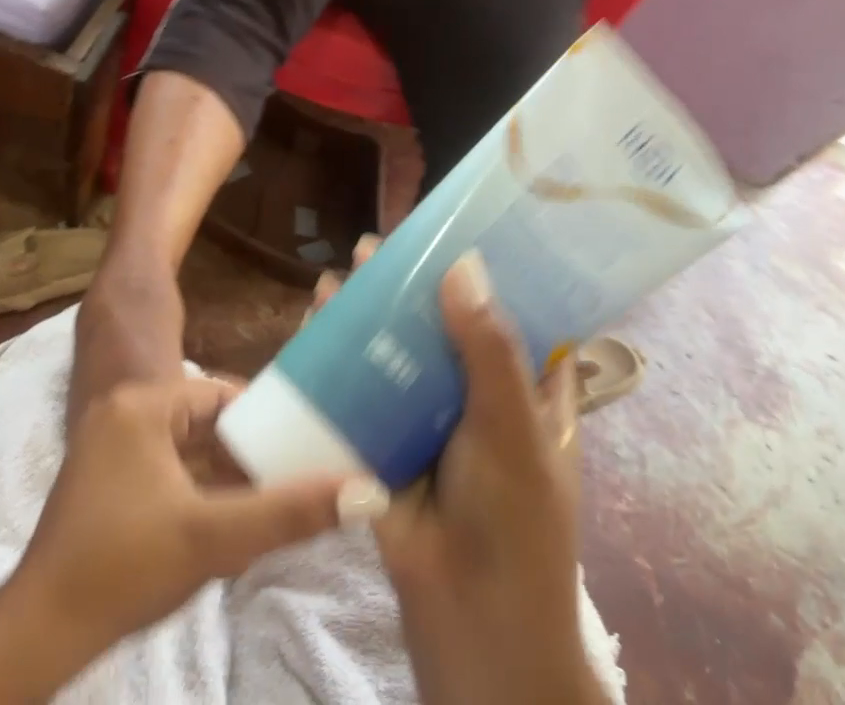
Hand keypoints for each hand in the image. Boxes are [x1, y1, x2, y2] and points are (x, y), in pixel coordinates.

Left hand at [8, 378, 352, 652]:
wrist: (49, 621)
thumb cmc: (129, 564)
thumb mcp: (215, 538)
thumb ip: (290, 512)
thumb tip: (365, 490)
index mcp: (139, 406)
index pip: (219, 393)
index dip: (265, 418)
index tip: (304, 447)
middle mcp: (118, 414)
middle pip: (201, 420)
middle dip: (247, 451)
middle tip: (295, 479)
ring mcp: (105, 447)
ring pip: (183, 448)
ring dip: (224, 473)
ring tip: (273, 501)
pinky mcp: (102, 480)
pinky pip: (162, 468)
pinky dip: (196, 488)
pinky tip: (228, 520)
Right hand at [372, 252, 605, 704]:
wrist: (466, 612)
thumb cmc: (512, 520)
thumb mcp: (512, 428)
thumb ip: (487, 349)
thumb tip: (463, 263)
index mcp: (529, 396)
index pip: (519, 321)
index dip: (494, 277)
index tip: (462, 232)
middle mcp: (475, 401)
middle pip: (441, 330)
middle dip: (412, 288)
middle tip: (382, 247)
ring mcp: (424, 421)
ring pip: (394, 355)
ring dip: (369, 316)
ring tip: (344, 273)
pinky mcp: (378, 440)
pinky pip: (356, 388)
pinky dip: (336, 355)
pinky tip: (315, 320)